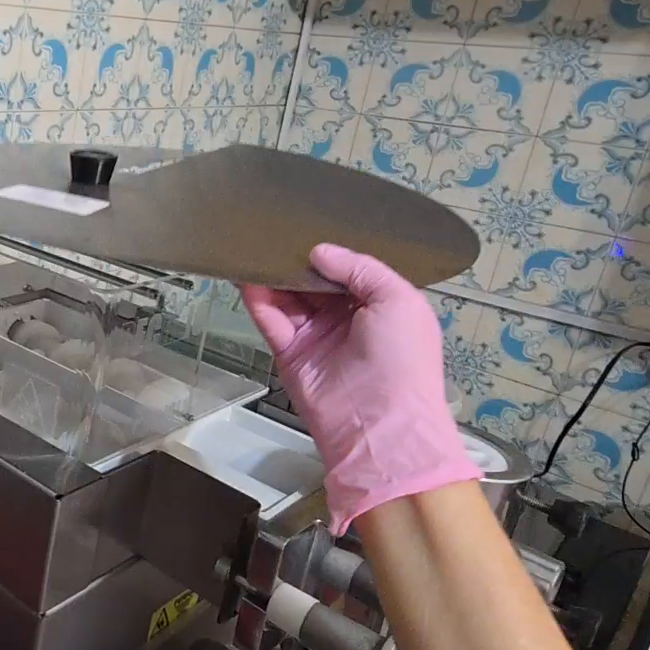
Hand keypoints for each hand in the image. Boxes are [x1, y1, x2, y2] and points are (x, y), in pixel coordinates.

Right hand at [240, 244, 479, 532]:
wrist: (378, 424)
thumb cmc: (403, 360)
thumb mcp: (399, 301)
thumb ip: (361, 268)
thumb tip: (318, 251)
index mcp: (381, 306)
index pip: (350, 270)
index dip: (331, 251)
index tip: (309, 225)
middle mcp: (347, 318)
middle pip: (314, 280)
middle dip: (297, 259)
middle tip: (275, 230)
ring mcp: (315, 334)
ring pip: (288, 296)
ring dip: (273, 273)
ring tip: (254, 245)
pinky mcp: (288, 350)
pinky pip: (270, 317)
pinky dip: (257, 297)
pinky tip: (246, 274)